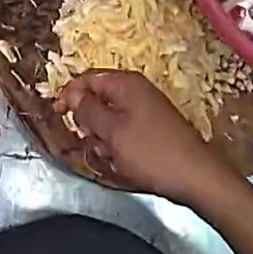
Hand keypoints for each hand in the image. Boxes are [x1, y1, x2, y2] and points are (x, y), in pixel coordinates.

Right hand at [55, 71, 240, 206]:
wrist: (193, 175)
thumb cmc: (150, 151)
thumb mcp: (112, 132)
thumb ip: (88, 110)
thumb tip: (73, 95)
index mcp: (126, 83)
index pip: (87, 78)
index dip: (70, 95)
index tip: (58, 116)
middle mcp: (136, 90)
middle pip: (98, 99)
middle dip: (89, 122)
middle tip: (93, 142)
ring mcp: (145, 109)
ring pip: (109, 118)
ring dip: (103, 137)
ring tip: (111, 156)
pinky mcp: (150, 128)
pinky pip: (123, 130)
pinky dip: (117, 144)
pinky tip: (123, 162)